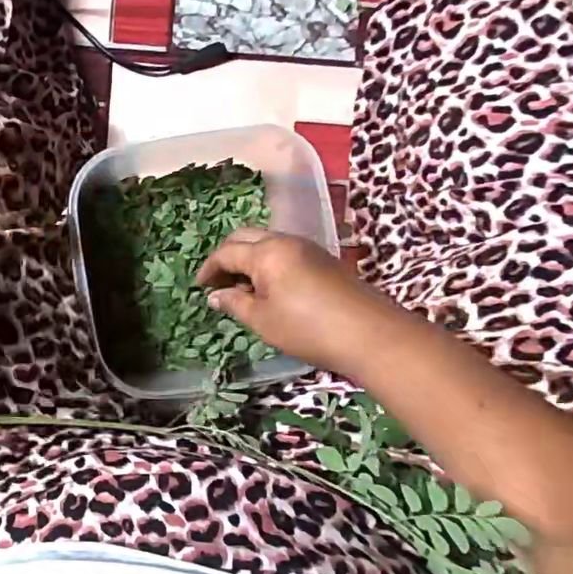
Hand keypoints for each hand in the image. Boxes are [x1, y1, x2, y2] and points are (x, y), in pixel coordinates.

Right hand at [194, 228, 405, 375]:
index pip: (226, 252)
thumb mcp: (262, 320)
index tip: (199, 287)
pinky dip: (267, 263)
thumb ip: (234, 303)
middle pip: (246, 237)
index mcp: (266, 253)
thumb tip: (216, 295)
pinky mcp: (324, 260)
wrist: (373, 336)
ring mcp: (309, 249)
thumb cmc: (308, 329)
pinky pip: (285, 252)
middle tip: (217, 280)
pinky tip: (267, 288)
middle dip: (226, 255)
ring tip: (240, 286)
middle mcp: (286, 242)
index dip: (209, 268)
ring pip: (267, 242)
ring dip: (248, 258)